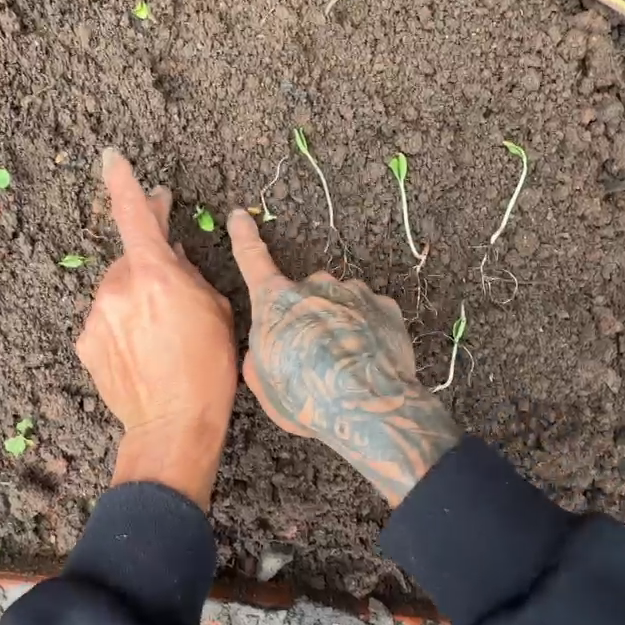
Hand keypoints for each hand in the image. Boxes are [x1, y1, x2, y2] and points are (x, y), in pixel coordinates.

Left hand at [76, 149, 237, 509]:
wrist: (173, 424)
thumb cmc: (207, 367)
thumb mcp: (215, 308)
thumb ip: (188, 272)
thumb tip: (170, 250)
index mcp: (154, 274)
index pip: (132, 214)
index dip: (122, 181)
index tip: (111, 156)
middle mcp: (118, 288)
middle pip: (130, 255)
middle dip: (149, 253)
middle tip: (170, 256)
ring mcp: (97, 317)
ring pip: (117, 288)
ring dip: (137, 293)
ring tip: (164, 328)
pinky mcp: (86, 342)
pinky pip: (106, 317)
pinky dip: (122, 321)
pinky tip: (144, 346)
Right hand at [226, 210, 459, 505]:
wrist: (367, 408)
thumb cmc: (305, 397)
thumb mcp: (262, 381)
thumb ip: (260, 351)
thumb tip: (268, 345)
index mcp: (276, 301)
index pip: (252, 259)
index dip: (243, 236)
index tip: (239, 216)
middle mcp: (314, 285)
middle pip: (304, 294)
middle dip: (306, 317)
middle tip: (312, 356)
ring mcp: (353, 291)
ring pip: (339, 302)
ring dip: (338, 324)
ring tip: (344, 365)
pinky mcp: (384, 305)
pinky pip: (368, 312)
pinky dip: (366, 331)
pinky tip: (367, 360)